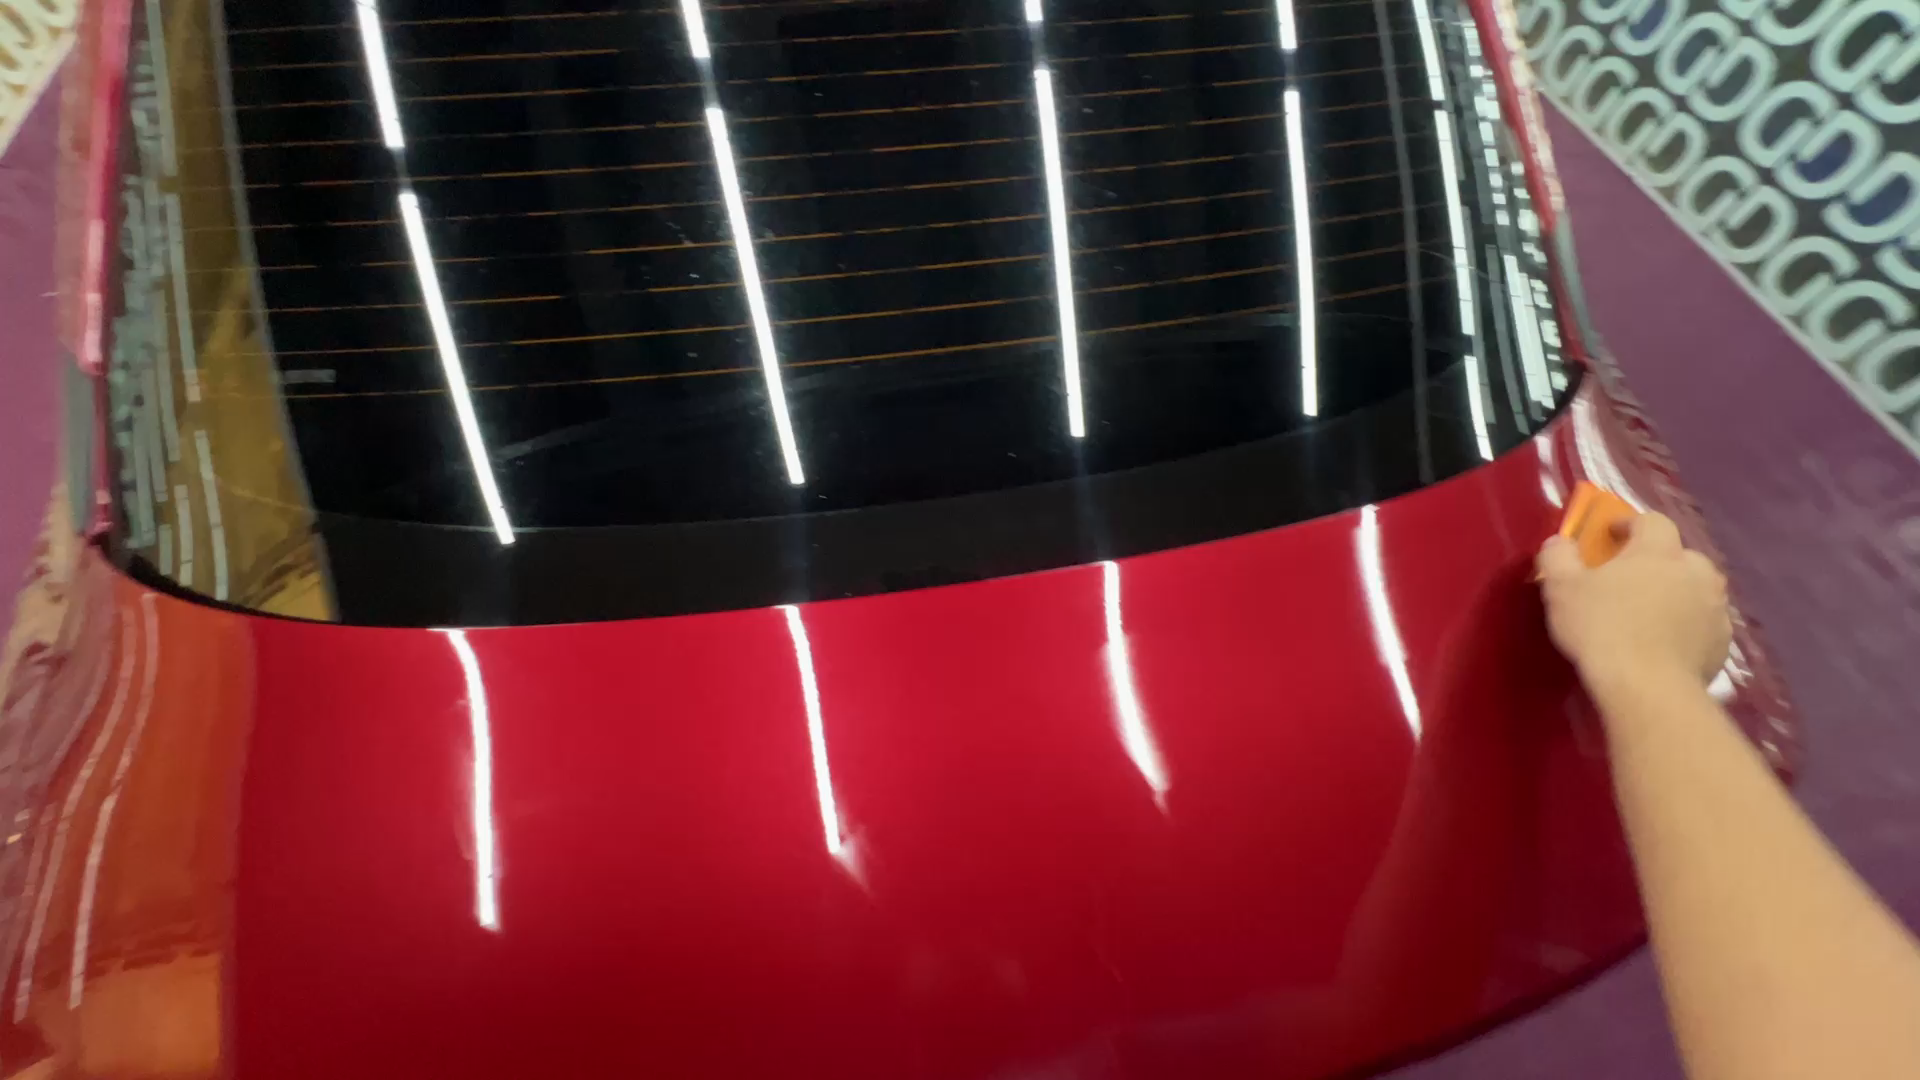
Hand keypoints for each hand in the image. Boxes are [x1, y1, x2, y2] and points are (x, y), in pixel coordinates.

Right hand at [1537, 512, 1730, 689]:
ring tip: (1646, 610)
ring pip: (1696, 588)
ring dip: (1674, 590)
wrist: (1646, 684)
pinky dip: (1684, 622)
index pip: (1652, 521)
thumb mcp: (1560, 587)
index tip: (1608, 536)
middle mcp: (1695, 573)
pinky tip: (1660, 640)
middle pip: (1681, 554)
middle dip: (1657, 560)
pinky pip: (1702, 620)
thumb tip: (1560, 542)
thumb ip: (1557, 556)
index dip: (1629, 523)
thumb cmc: (1599, 626)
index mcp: (1657, 553)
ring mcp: (1715, 608)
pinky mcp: (1722, 641)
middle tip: (1627, 577)